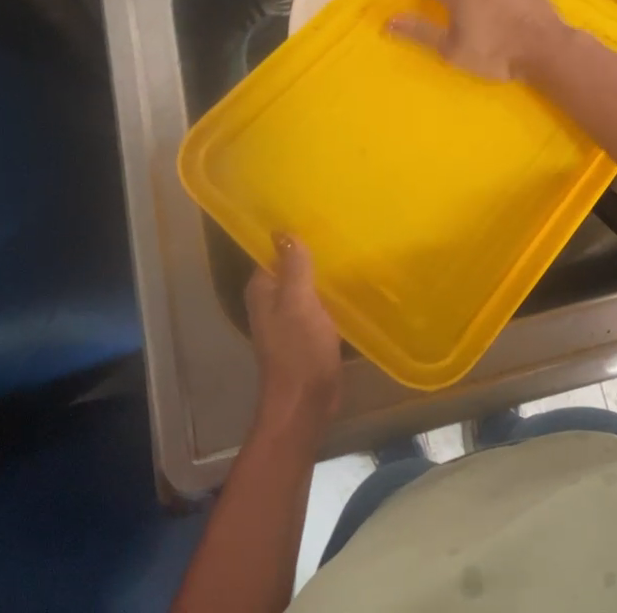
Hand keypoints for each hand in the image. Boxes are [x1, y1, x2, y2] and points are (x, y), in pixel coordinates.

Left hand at [245, 234, 342, 431]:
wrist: (306, 401)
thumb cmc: (299, 350)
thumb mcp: (298, 302)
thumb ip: (293, 266)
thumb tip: (283, 230)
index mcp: (263, 290)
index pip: (273, 251)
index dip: (292, 234)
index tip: (317, 214)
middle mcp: (272, 300)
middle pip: (292, 266)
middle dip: (313, 251)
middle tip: (342, 226)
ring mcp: (291, 317)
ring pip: (308, 285)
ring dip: (325, 272)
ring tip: (352, 248)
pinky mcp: (309, 332)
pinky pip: (320, 303)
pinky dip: (332, 293)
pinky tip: (353, 282)